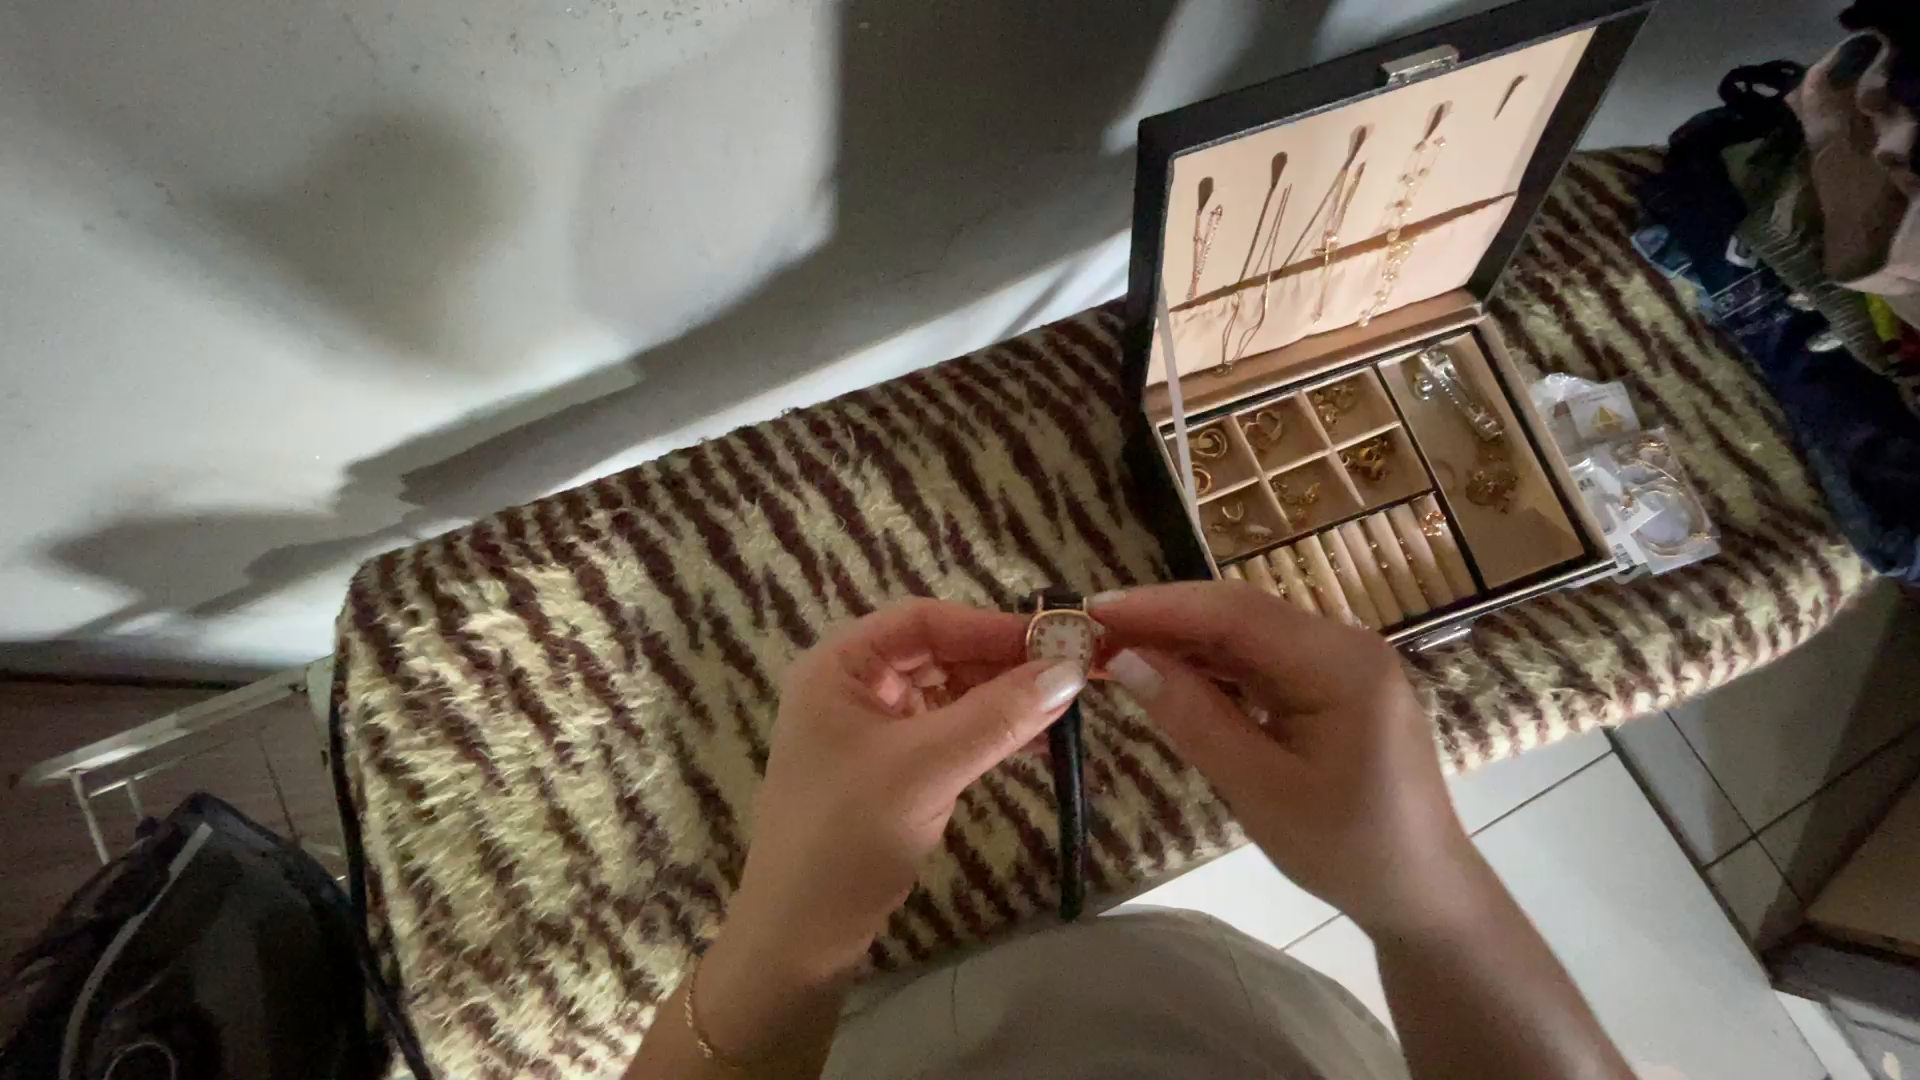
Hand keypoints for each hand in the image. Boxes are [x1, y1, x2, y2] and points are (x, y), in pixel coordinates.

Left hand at [700, 599, 1085, 1055]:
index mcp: (840, 665)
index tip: (1053, 640)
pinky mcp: (891, 763)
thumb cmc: (848, 837)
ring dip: (1001, 698)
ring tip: (1060, 709)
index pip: (923, 621)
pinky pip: (947, 729)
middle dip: (1000, 663)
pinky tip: (1034, 740)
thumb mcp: (926, 767)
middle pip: (938, 651)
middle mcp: (853, 683)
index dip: (989, 625)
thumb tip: (1071, 670)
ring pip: (947, 691)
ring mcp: (871, 725)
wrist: (801, 938)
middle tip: (1066, 675)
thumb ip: (998, 715)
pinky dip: (988, 731)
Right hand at [1091, 581, 1484, 936]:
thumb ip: (1194, 719)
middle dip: (1162, 618)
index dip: (1161, 606)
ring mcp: (1335, 660)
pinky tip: (1166, 671)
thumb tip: (1124, 661)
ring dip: (1178, 639)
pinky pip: (1254, 658)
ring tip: (1114, 648)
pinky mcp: (1324, 681)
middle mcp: (1342, 644)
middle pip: (1237, 613)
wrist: (1420, 893)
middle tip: (1092, 630)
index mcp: (1342, 664)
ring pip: (1241, 633)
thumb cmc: (1348, 850)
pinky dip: (1206, 663)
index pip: (1235, 613)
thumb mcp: (1260, 790)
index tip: (1096, 610)